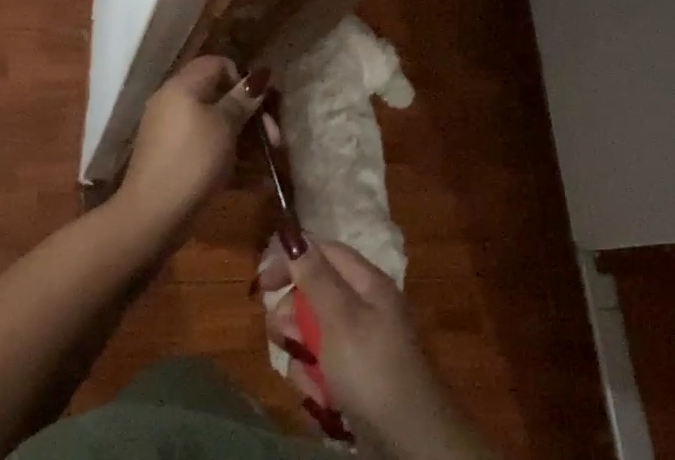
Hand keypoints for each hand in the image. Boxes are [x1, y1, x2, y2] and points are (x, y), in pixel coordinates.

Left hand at [114, 56, 260, 226]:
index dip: (242, 78)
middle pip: (219, 96)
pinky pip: (207, 148)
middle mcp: (174, 103)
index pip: (217, 63)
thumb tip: (258, 75)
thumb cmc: (193, 160)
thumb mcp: (224, 126)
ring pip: (216, 126)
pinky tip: (253, 179)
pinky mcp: (175, 158)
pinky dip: (229, 158)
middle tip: (274, 140)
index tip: (261, 104)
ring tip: (268, 162)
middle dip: (250, 115)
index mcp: (183, 86)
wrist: (154, 213)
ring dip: (245, 140)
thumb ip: (242, 100)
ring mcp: (172, 132)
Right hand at [262, 240, 492, 458]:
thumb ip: (316, 277)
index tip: (263, 283)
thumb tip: (295, 235)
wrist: (410, 442)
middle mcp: (364, 308)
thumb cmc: (373, 370)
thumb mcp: (340, 318)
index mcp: (367, 284)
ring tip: (313, 377)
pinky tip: (322, 398)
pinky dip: (316, 381)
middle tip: (288, 338)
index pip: (322, 252)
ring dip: (303, 356)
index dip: (290, 260)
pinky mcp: (354, 377)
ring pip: (311, 335)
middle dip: (293, 319)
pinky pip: (321, 367)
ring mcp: (360, 345)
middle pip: (312, 295)